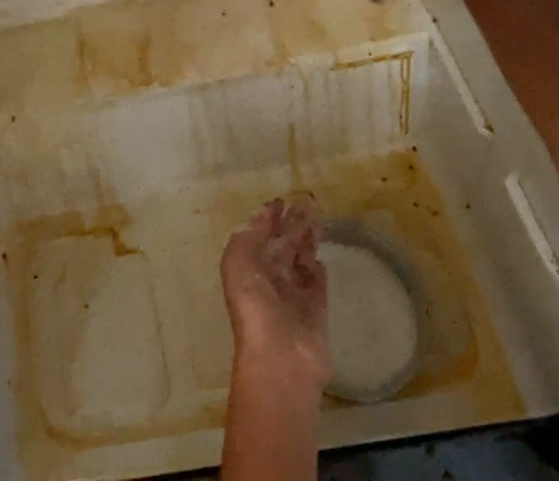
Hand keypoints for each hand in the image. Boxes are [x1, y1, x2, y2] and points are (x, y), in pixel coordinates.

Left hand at [220, 197, 330, 387]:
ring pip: (300, 260)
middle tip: (309, 202)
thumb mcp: (238, 264)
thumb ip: (248, 237)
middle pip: (281, 245)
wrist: (282, 359)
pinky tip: (320, 256)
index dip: (267, 218)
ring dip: (307, 240)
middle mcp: (268, 280)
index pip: (257, 236)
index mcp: (247, 269)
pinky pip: (316, 284)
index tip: (281, 200)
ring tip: (319, 218)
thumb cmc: (256, 308)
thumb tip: (262, 215)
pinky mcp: (315, 311)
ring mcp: (292, 296)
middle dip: (292, 224)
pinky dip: (317, 269)